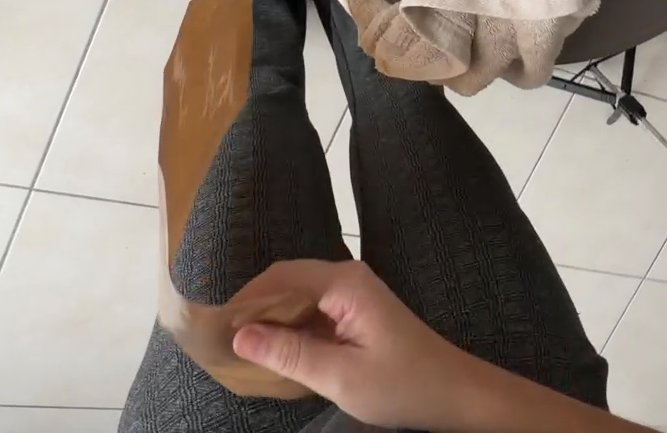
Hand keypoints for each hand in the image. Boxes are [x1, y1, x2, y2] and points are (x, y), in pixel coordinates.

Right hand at [231, 259, 483, 428]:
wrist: (451, 391)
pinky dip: (290, 327)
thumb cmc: (401, 384)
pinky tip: (274, 352)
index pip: (283, 276)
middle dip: (255, 307)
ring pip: (299, 295)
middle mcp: (346, 277)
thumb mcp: (340, 376)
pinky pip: (313, 310)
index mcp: (344, 283)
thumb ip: (289, 354)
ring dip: (271, 319)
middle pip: (288, 280)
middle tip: (221, 340)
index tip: (214, 326)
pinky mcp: (354, 310)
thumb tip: (240, 336)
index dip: (247, 298)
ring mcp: (352, 293)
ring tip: (239, 348)